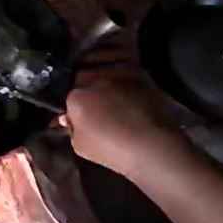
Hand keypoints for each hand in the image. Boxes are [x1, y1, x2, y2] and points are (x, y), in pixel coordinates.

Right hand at [61, 70, 194, 177]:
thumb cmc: (112, 150)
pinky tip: (131, 95)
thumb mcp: (80, 146)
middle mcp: (94, 80)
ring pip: (105, 73)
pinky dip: (126, 81)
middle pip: (86, 80)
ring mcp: (117, 74)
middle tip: (98, 107)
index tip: (82, 116)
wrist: (152, 144)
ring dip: (107, 83)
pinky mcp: (139, 73)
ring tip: (117, 99)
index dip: (75, 107)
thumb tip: (69, 118)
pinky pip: (126, 72)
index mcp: (76, 96)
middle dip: (89, 91)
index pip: (70, 97)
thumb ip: (72, 128)